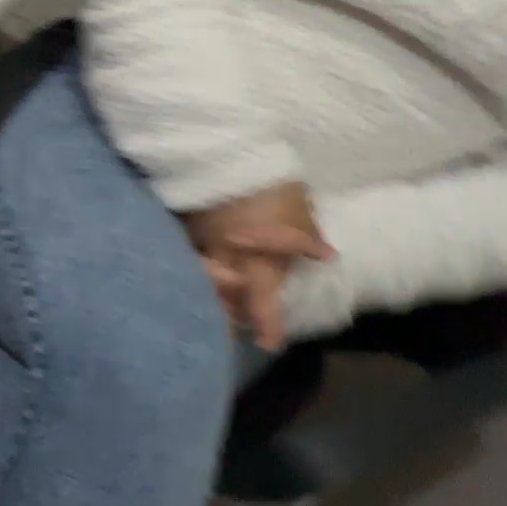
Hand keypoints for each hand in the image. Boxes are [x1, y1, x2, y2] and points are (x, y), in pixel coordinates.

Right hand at [183, 183, 334, 350]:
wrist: (221, 161)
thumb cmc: (269, 189)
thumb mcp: (299, 213)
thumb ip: (303, 240)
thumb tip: (323, 257)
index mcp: (252, 261)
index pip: (260, 301)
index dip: (265, 324)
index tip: (268, 344)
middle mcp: (221, 262)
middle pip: (222, 298)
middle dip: (232, 312)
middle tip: (242, 321)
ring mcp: (198, 250)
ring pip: (205, 282)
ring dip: (216, 293)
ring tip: (224, 297)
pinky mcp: (183, 237)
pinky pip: (193, 262)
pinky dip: (200, 272)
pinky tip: (204, 271)